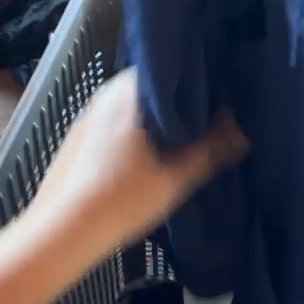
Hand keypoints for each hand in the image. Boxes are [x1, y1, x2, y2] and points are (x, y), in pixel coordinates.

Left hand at [22, 70, 246, 260]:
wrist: (60, 232)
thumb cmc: (120, 200)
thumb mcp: (175, 178)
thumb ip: (211, 150)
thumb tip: (242, 130)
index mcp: (129, 92)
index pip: (172, 70)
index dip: (198, 84)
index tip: (221, 99)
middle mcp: (106, 93)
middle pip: (152, 88)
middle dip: (179, 105)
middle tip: (208, 124)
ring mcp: (88, 114)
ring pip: (133, 106)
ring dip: (155, 120)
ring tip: (182, 141)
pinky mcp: (78, 136)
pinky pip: (115, 122)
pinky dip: (134, 132)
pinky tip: (146, 157)